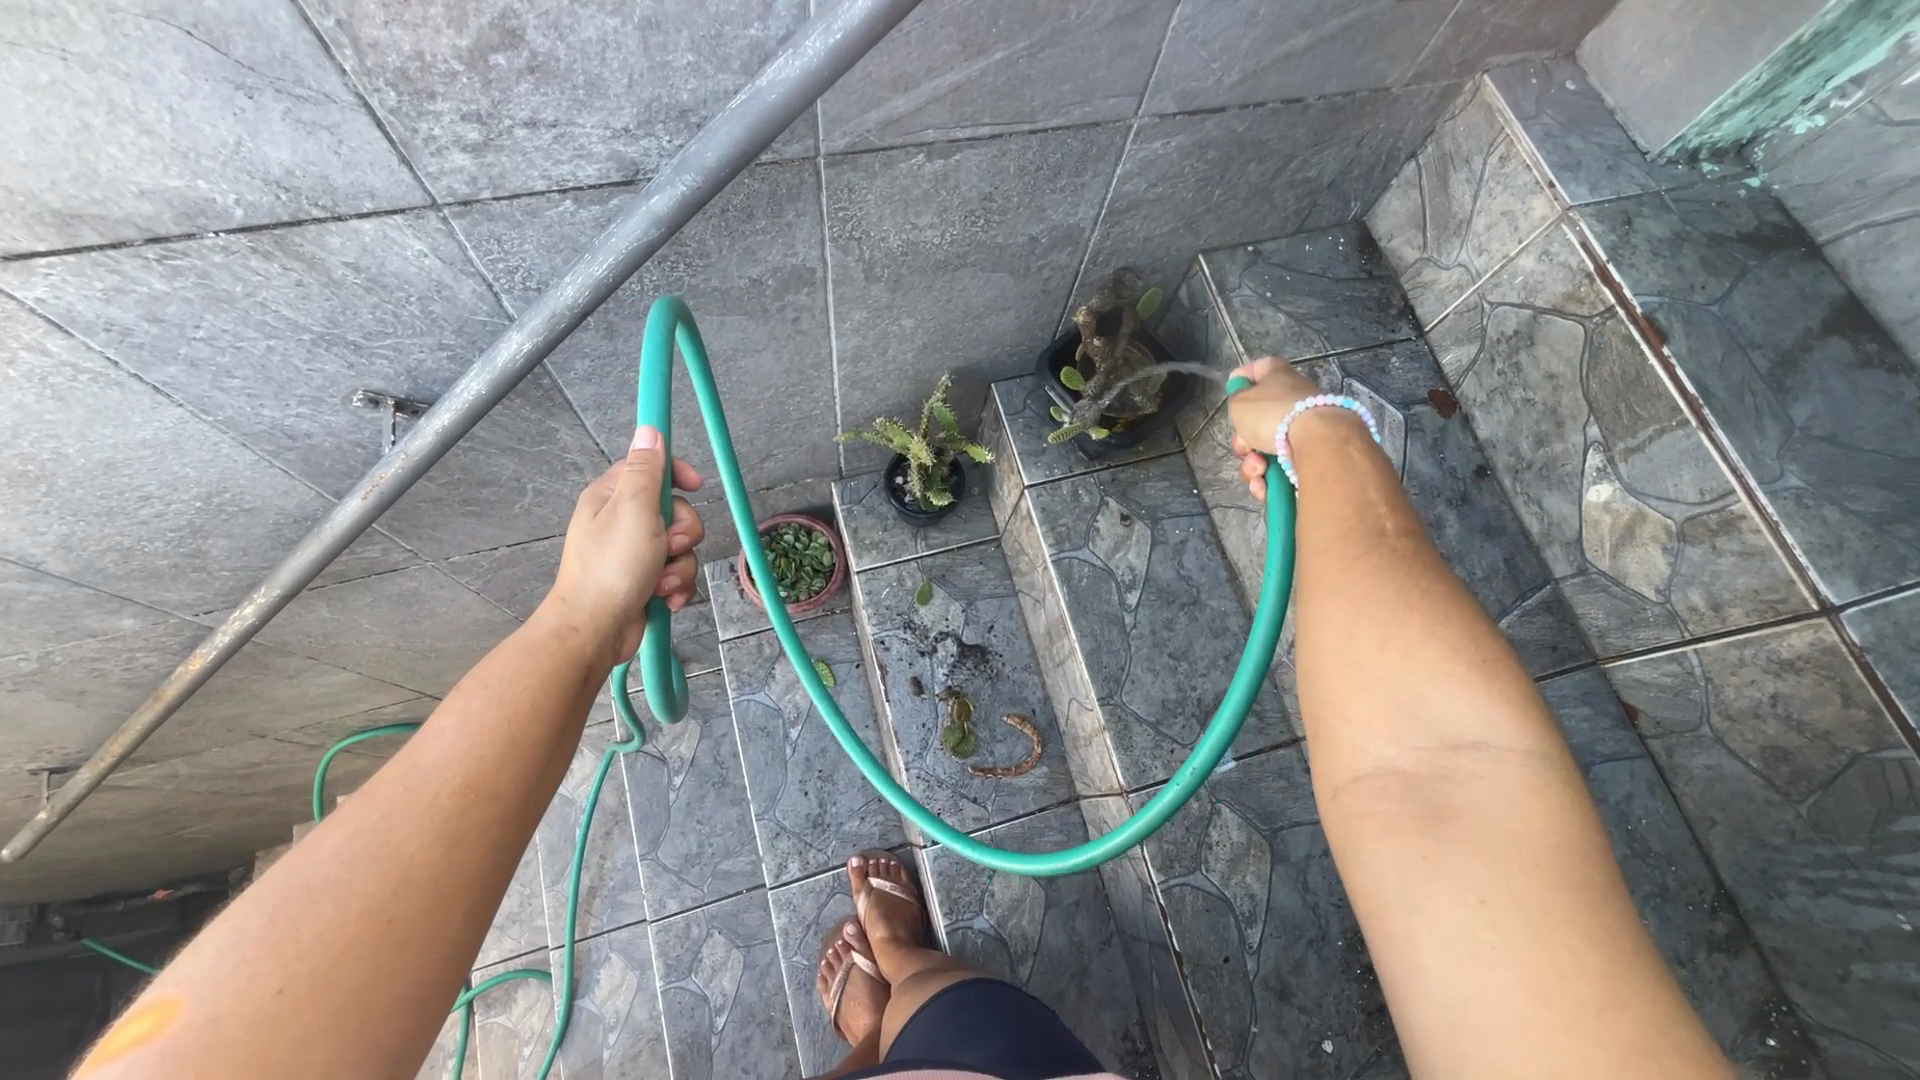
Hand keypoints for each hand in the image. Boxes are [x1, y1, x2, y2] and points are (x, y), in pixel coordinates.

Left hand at [542, 425, 705, 667]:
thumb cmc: (611, 568)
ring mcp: (635, 553)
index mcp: (612, 497)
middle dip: (683, 533)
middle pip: (676, 511)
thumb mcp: (633, 509)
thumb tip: (650, 430)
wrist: (596, 629)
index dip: (677, 473)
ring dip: (680, 566)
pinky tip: (664, 598)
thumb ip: (646, 470)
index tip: (696, 485)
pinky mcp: (646, 580)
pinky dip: (676, 586)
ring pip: (682, 546)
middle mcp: (622, 522)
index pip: (651, 468)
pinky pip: (678, 573)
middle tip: (668, 546)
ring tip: (660, 582)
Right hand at [1226, 356, 1319, 501]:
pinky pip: (1278, 471)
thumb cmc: (1274, 413)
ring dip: (1253, 465)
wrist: (1318, 440)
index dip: (1245, 376)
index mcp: (1278, 378)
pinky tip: (1265, 484)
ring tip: (1259, 469)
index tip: (1233, 388)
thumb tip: (1243, 398)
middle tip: (1245, 447)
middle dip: (1244, 441)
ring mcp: (1302, 430)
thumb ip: (1236, 398)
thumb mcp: (1241, 402)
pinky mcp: (1309, 456)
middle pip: (1258, 420)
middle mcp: (1292, 401)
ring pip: (1265, 451)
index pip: (1260, 367)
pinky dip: (1268, 480)